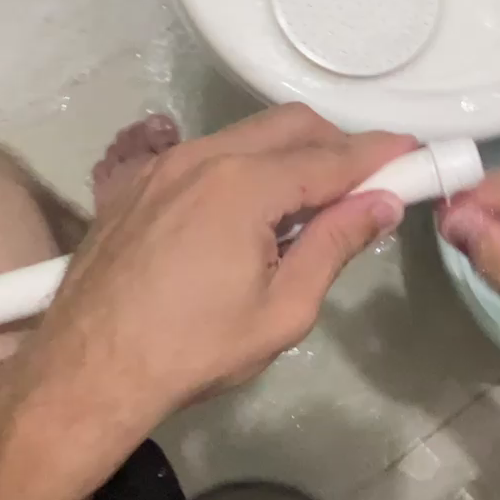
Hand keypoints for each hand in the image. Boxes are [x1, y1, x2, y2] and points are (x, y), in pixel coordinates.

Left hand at [0, 105, 414, 499]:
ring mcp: (163, 163)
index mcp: (244, 187)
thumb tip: (381, 205)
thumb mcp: (283, 311)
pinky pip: (205, 151)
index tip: (414, 156)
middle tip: (364, 186)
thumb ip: (335, 245)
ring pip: (247, 134)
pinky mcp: (135, 180)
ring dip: (291, 155)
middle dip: (338, 145)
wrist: (85, 374)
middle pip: (291, 125)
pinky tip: (246, 206)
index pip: (333, 158)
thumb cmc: (193, 352)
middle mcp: (203, 156)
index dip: (380, 155)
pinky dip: (243, 164)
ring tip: (305, 209)